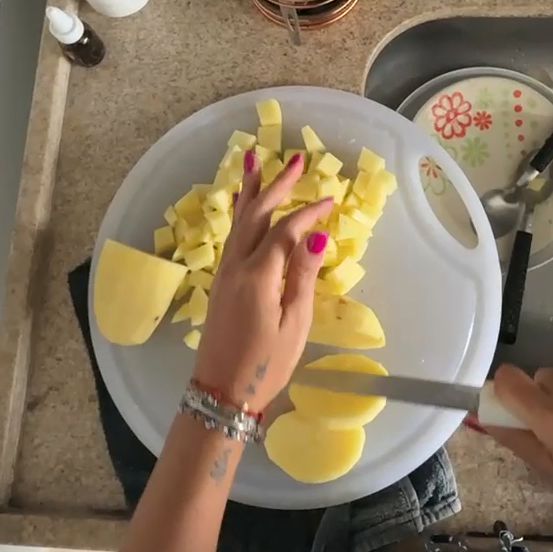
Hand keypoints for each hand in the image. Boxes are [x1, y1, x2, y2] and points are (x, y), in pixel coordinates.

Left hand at [190, 150, 332, 412]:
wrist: (220, 391)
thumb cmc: (266, 363)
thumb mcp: (295, 322)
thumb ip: (303, 274)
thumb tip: (317, 233)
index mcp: (259, 273)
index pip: (286, 230)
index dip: (309, 212)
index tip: (331, 200)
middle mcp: (237, 264)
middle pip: (257, 214)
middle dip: (277, 185)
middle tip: (296, 160)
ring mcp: (225, 272)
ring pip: (240, 221)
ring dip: (251, 191)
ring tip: (254, 162)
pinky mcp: (221, 282)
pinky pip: (233, 235)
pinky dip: (242, 213)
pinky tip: (244, 207)